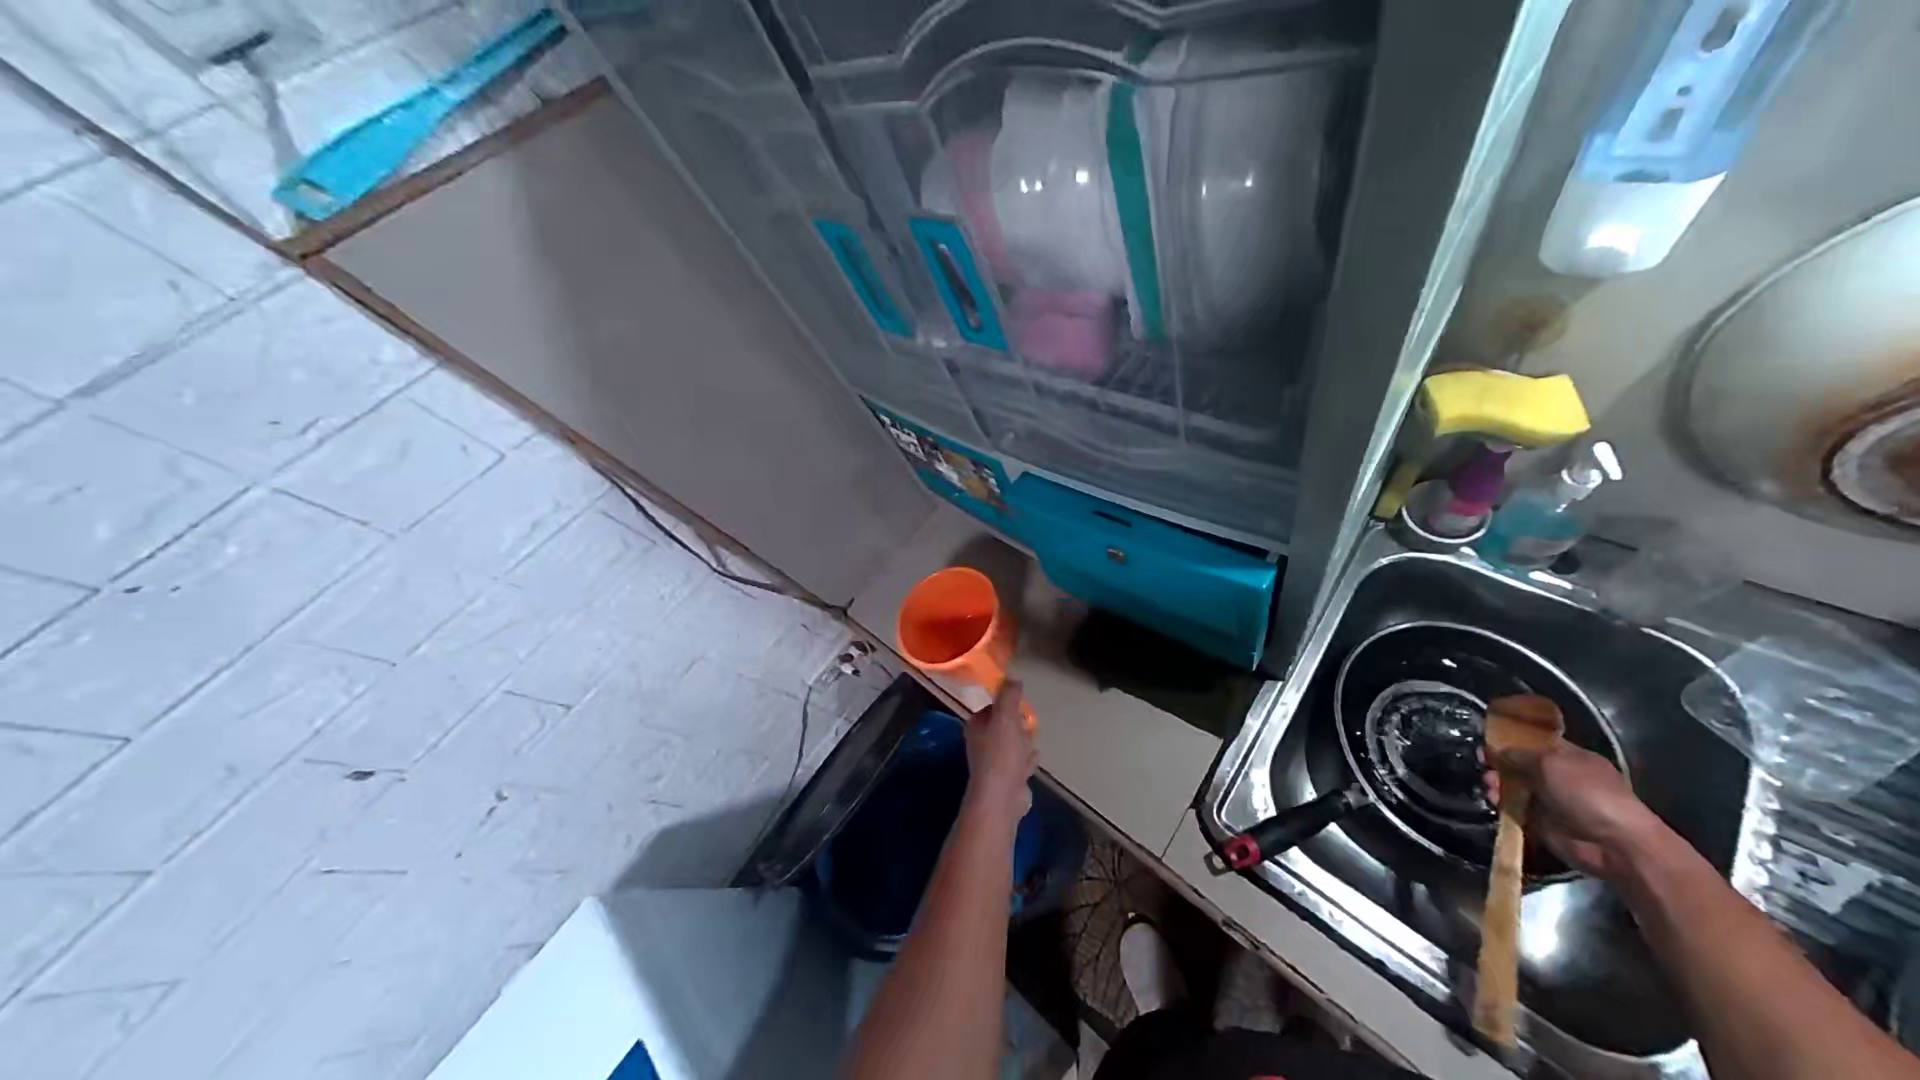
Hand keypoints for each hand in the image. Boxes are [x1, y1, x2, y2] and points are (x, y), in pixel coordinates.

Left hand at [965, 680, 1036, 820]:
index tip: (1020, 708)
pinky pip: (1020, 762)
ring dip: (1024, 743)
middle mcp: (982, 742)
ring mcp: (994, 761)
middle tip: (1026, 727)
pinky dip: (1027, 760)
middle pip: (1005, 725)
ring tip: (1029, 746)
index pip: (994, 707)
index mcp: (977, 725)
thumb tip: (1013, 677)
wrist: (1002, 797)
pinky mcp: (1007, 777)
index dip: (1008, 706)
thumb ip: (1009, 696)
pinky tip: (1033, 760)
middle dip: (1018, 726)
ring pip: (1014, 744)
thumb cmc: (1001, 754)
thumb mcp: (1005, 718)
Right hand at [1486, 739, 1664, 881]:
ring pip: (1515, 786)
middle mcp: (1560, 777)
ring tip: (1488, 783)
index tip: (1487, 738)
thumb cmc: (1588, 793)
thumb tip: (1496, 751)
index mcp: (1571, 757)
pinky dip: (1502, 803)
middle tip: (1483, 762)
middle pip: (1521, 764)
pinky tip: (1493, 799)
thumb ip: (1519, 754)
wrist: (1615, 844)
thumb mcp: (1550, 763)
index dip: (1512, 738)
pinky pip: (1515, 809)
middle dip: (1500, 762)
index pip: (1537, 742)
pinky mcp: (1542, 823)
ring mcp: (1552, 801)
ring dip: (1498, 782)